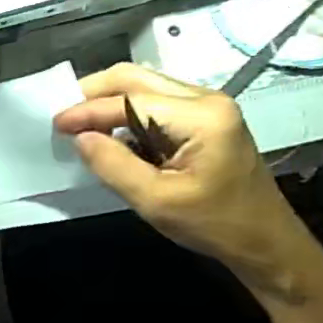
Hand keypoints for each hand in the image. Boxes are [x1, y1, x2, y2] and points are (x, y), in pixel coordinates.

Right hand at [52, 64, 316, 285]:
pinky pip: (159, 104)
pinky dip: (130, 114)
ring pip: (147, 87)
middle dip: (96, 92)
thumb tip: (81, 137)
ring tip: (82, 123)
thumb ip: (115, 165)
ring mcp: (209, 106)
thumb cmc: (216, 226)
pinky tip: (113, 133)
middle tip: (65, 113)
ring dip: (112, 102)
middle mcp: (207, 99)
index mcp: (202, 115)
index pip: (131, 100)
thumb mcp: (157, 202)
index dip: (89, 110)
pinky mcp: (207, 120)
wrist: (266, 243)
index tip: (56, 123)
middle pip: (138, 78)